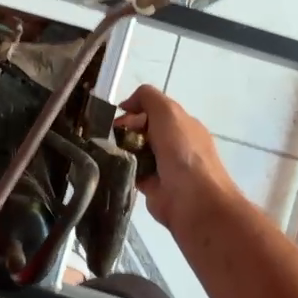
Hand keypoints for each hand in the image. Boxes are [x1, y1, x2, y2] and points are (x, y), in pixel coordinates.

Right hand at [116, 85, 242, 233]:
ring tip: (104, 151)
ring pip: (135, 152)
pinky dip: (120, 170)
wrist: (193, 199)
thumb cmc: (182, 151)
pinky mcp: (152, 187)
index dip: (135, 110)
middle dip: (124, 130)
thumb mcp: (167, 111)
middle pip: (142, 131)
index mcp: (182, 125)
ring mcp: (164, 167)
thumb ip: (148, 97)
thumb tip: (128, 105)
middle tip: (110, 137)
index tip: (119, 117)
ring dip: (120, 150)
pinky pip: (131, 173)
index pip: (154, 111)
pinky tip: (109, 168)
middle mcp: (175, 144)